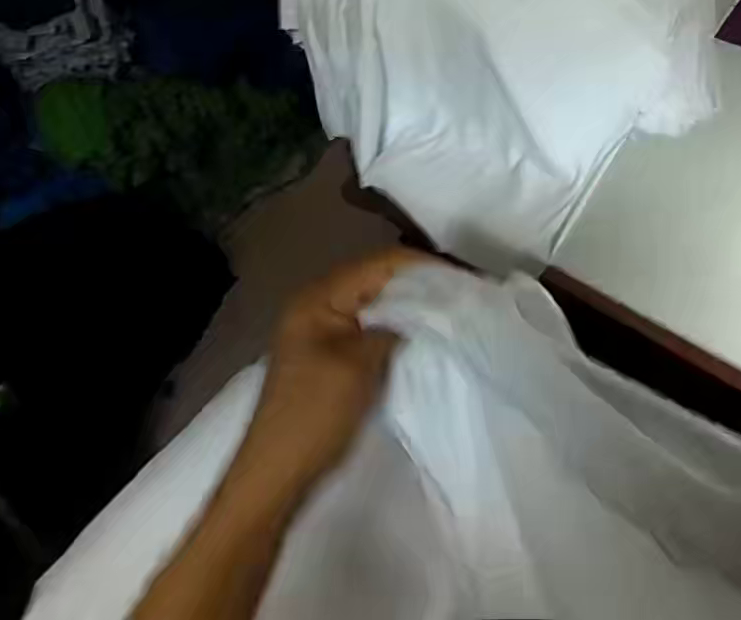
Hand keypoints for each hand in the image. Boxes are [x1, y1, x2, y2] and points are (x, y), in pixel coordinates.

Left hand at [230, 247, 440, 500]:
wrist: (276, 476)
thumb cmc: (315, 414)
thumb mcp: (361, 362)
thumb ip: (398, 324)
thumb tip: (433, 306)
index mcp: (319, 298)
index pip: (382, 264)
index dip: (425, 266)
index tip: (464, 277)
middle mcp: (320, 302)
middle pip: (381, 276)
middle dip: (423, 279)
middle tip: (463, 288)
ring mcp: (325, 326)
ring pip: (380, 297)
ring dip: (414, 299)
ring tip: (452, 304)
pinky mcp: (334, 347)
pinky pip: (375, 319)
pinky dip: (401, 319)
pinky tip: (427, 326)